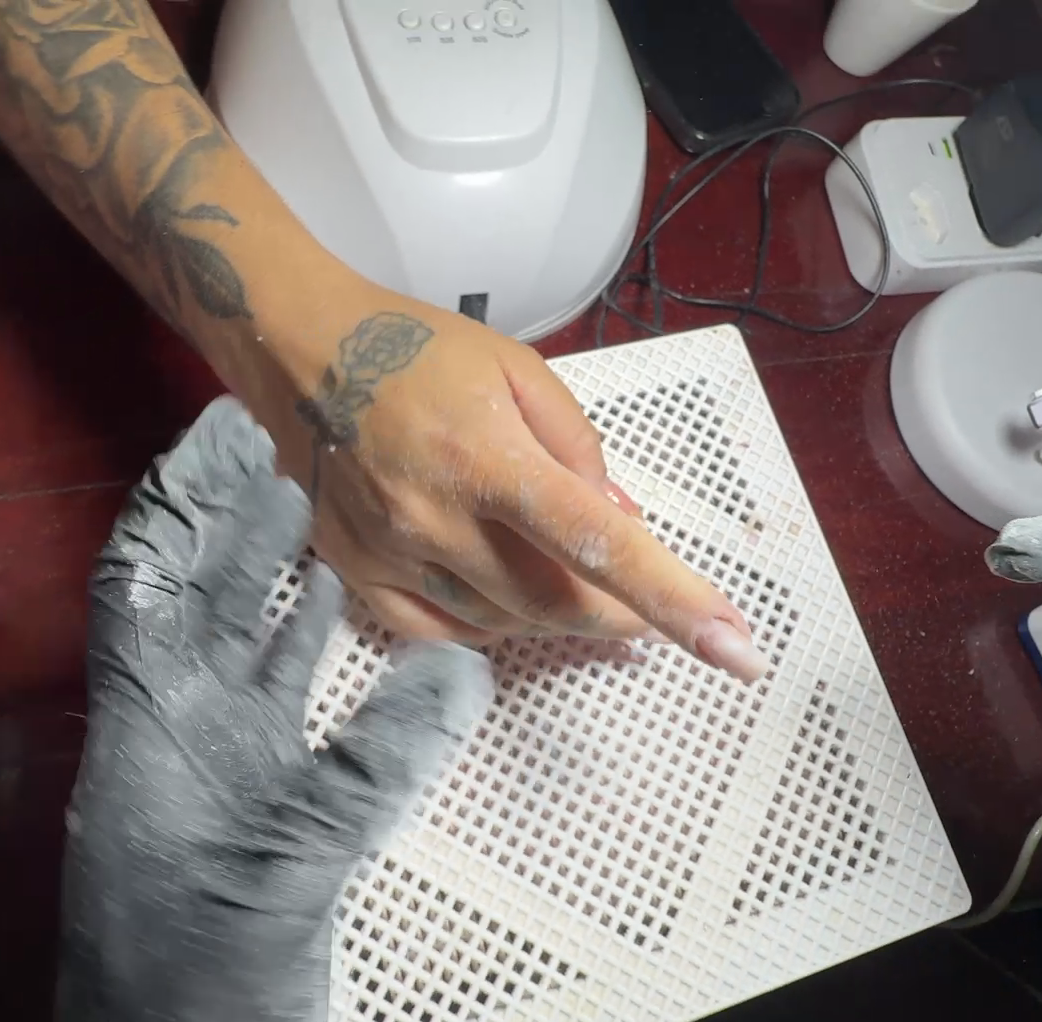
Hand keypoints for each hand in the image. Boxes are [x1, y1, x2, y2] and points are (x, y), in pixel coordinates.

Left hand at [54, 398, 492, 1021]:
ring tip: (306, 505)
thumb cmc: (199, 979)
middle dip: (230, 518)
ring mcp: (217, 755)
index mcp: (152, 728)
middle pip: (197, 595)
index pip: (145, 582)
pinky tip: (328, 605)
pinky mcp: (256, 788)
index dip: (177, 502)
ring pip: (239, 636)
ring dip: (266, 570)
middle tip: (279, 450)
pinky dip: (299, 642)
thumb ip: (370, 770)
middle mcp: (177, 726)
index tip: (216, 435)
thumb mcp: (285, 869)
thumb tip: (460, 673)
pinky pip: (277, 692)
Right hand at [253, 277, 768, 681]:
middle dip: (615, 618)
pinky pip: (436, 633)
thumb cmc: (418, 348)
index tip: (740, 653)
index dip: (674, 601)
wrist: (302, 352)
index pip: (596, 544)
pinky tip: (497, 593)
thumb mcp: (517, 371)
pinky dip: (486, 626)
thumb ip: (577, 449)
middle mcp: (436, 519)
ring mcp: (388, 554)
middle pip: (552, 606)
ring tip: (552, 571)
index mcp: (488, 456)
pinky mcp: (354, 573)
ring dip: (549, 614)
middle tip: (638, 608)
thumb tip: (621, 519)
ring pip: (498, 625)